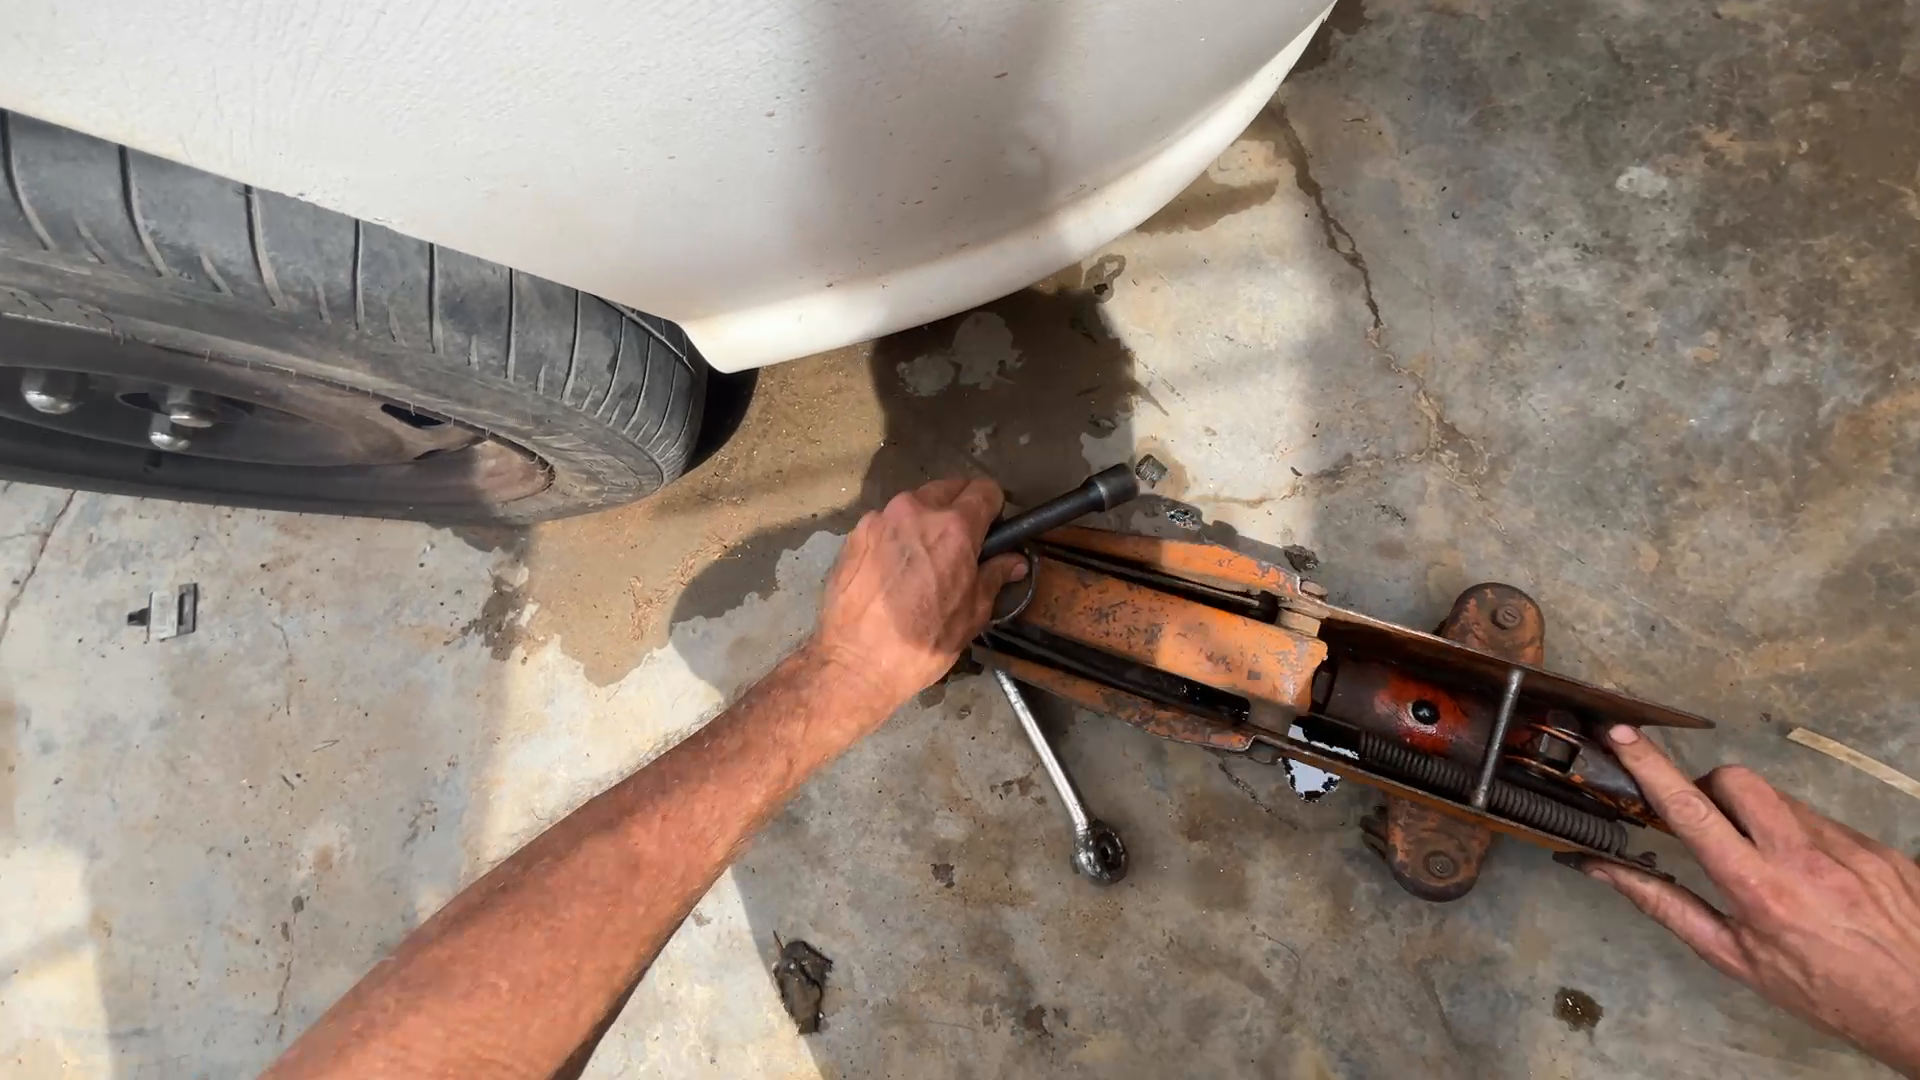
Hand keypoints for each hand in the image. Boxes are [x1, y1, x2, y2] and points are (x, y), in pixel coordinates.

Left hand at [811, 476, 1028, 720]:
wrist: (856, 663)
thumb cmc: (921, 643)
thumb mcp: (971, 615)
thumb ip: (994, 577)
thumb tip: (1013, 562)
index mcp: (953, 528)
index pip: (985, 491)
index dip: (994, 509)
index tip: (992, 529)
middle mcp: (915, 511)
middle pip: (949, 489)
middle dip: (959, 509)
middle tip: (960, 546)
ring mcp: (879, 519)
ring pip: (914, 504)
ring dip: (925, 521)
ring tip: (923, 560)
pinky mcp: (854, 534)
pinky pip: (885, 523)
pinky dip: (896, 536)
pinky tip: (893, 570)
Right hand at [1589, 724, 1919, 1074]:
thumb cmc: (1826, 994)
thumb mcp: (1734, 958)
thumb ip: (1662, 903)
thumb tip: (1596, 865)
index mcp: (1757, 887)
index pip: (1689, 809)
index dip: (1648, 765)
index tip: (1619, 733)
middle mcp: (1805, 860)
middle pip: (1738, 781)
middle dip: (1710, 787)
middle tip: (1710, 819)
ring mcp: (1856, 852)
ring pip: (1782, 800)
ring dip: (1759, 815)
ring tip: (1770, 857)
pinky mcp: (1890, 854)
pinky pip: (1827, 824)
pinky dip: (1806, 838)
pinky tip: (1820, 877)